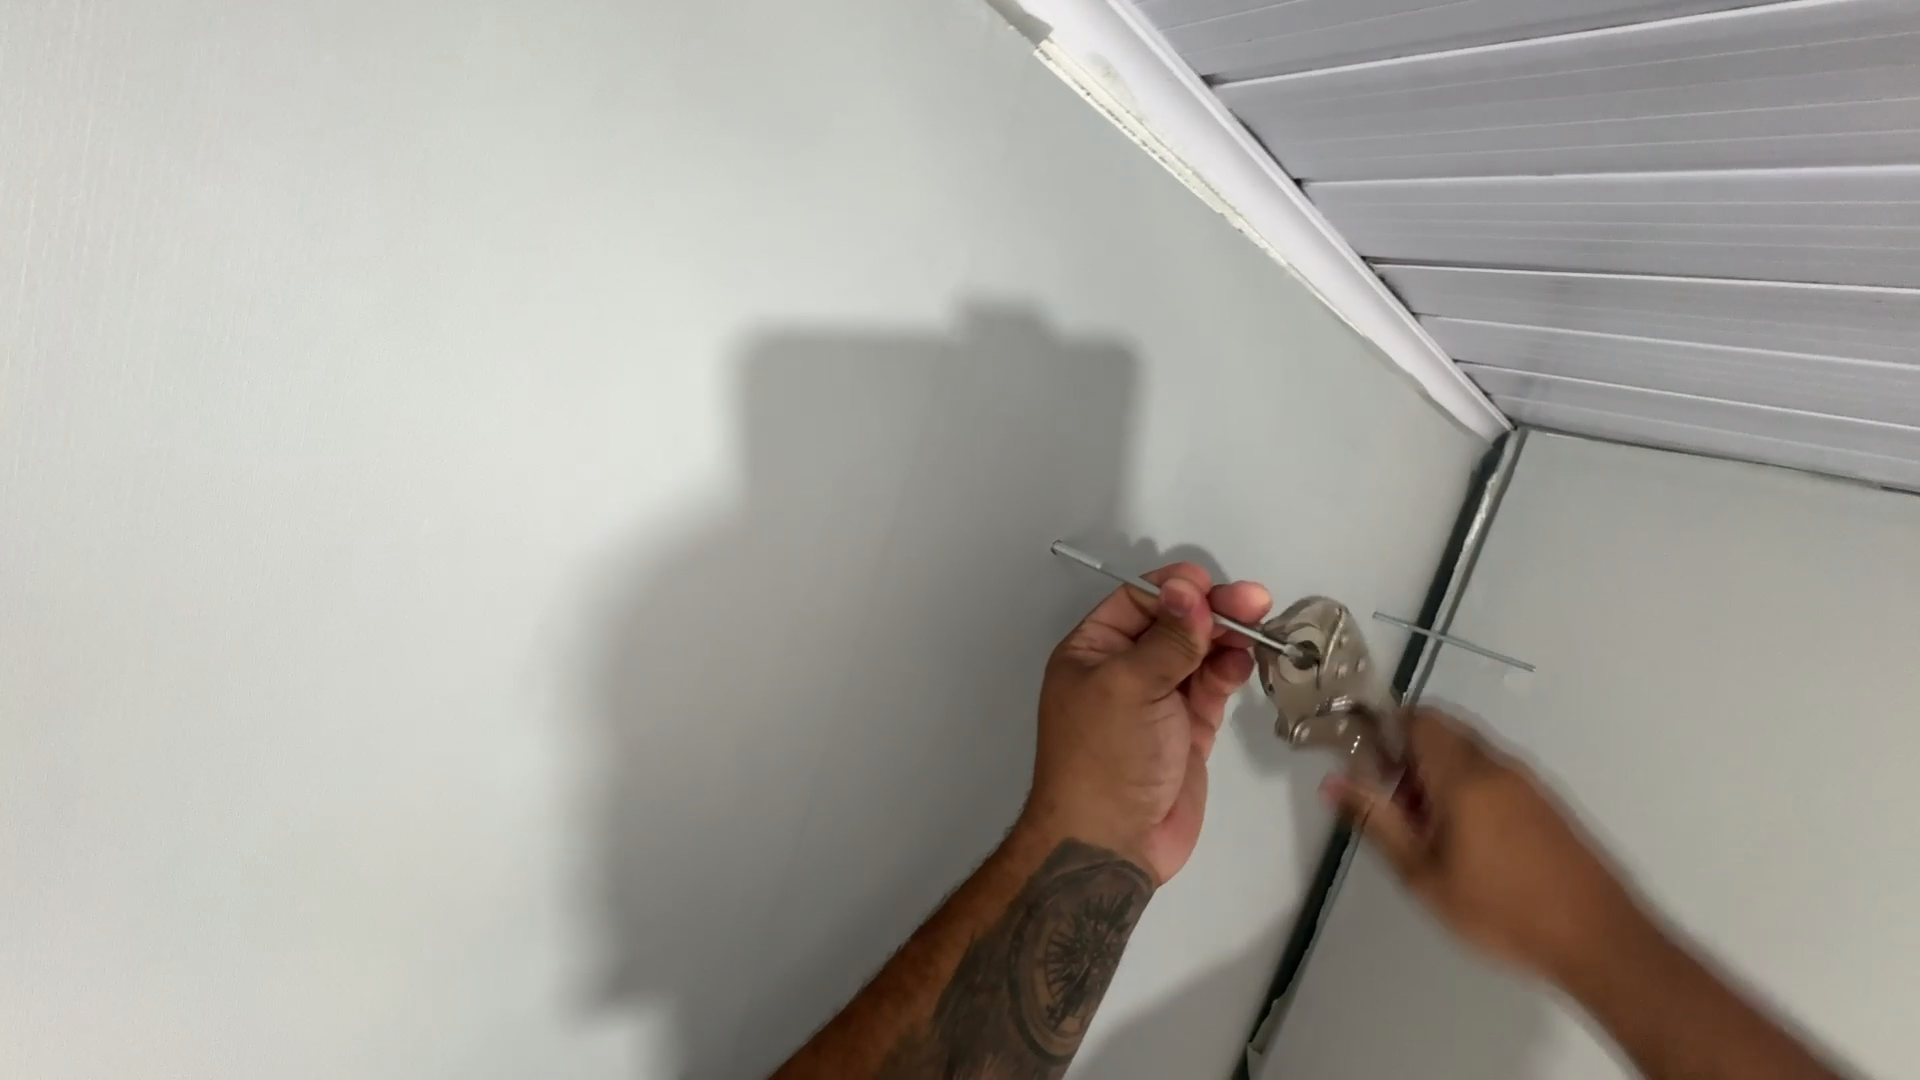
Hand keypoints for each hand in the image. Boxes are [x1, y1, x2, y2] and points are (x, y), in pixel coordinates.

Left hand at [1022, 562, 1271, 884]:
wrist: (1111, 842)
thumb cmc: (1105, 755)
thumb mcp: (1129, 686)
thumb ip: (1167, 638)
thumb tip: (1187, 586)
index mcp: (1092, 650)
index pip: (1137, 601)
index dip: (1175, 590)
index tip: (1212, 585)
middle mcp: (1123, 668)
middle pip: (1173, 624)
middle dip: (1211, 611)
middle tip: (1255, 602)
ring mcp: (1157, 699)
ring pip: (1197, 654)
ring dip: (1225, 639)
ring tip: (1258, 628)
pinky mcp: (1186, 728)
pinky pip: (1210, 688)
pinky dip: (1228, 672)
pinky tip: (1243, 660)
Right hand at [1324, 708, 1646, 982]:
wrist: (1607, 947)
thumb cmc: (1502, 910)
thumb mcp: (1421, 874)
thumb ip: (1374, 821)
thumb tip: (1331, 782)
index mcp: (1464, 776)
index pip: (1417, 717)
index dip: (1384, 728)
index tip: (1369, 765)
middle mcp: (1498, 766)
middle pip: (1441, 728)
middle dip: (1407, 751)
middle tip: (1394, 799)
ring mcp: (1529, 783)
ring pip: (1467, 751)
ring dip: (1436, 770)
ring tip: (1428, 826)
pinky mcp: (1548, 804)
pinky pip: (1493, 772)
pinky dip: (1466, 786)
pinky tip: (1466, 839)